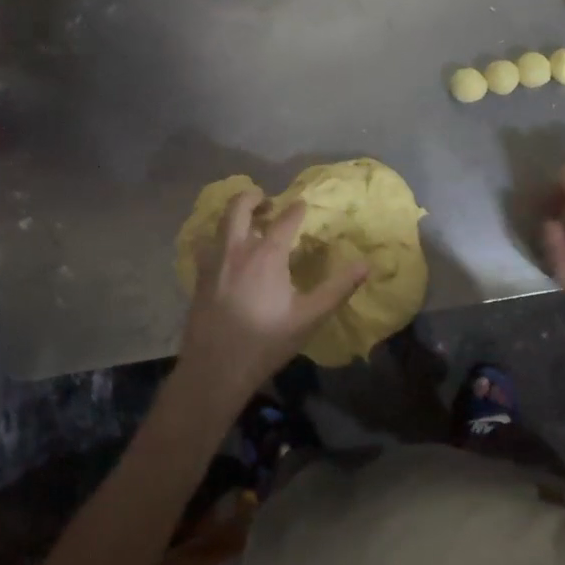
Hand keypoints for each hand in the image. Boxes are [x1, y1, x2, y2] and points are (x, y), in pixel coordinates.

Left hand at [178, 191, 366, 402]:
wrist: (215, 368)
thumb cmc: (266, 342)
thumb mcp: (309, 318)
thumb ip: (337, 289)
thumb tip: (366, 265)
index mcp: (266, 255)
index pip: (285, 219)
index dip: (296, 209)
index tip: (303, 205)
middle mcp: (237, 249)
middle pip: (239, 207)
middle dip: (252, 196)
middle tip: (265, 199)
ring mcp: (213, 262)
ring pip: (220, 223)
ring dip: (234, 215)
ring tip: (247, 221)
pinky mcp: (199, 277)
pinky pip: (207, 245)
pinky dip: (218, 238)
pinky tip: (225, 253)